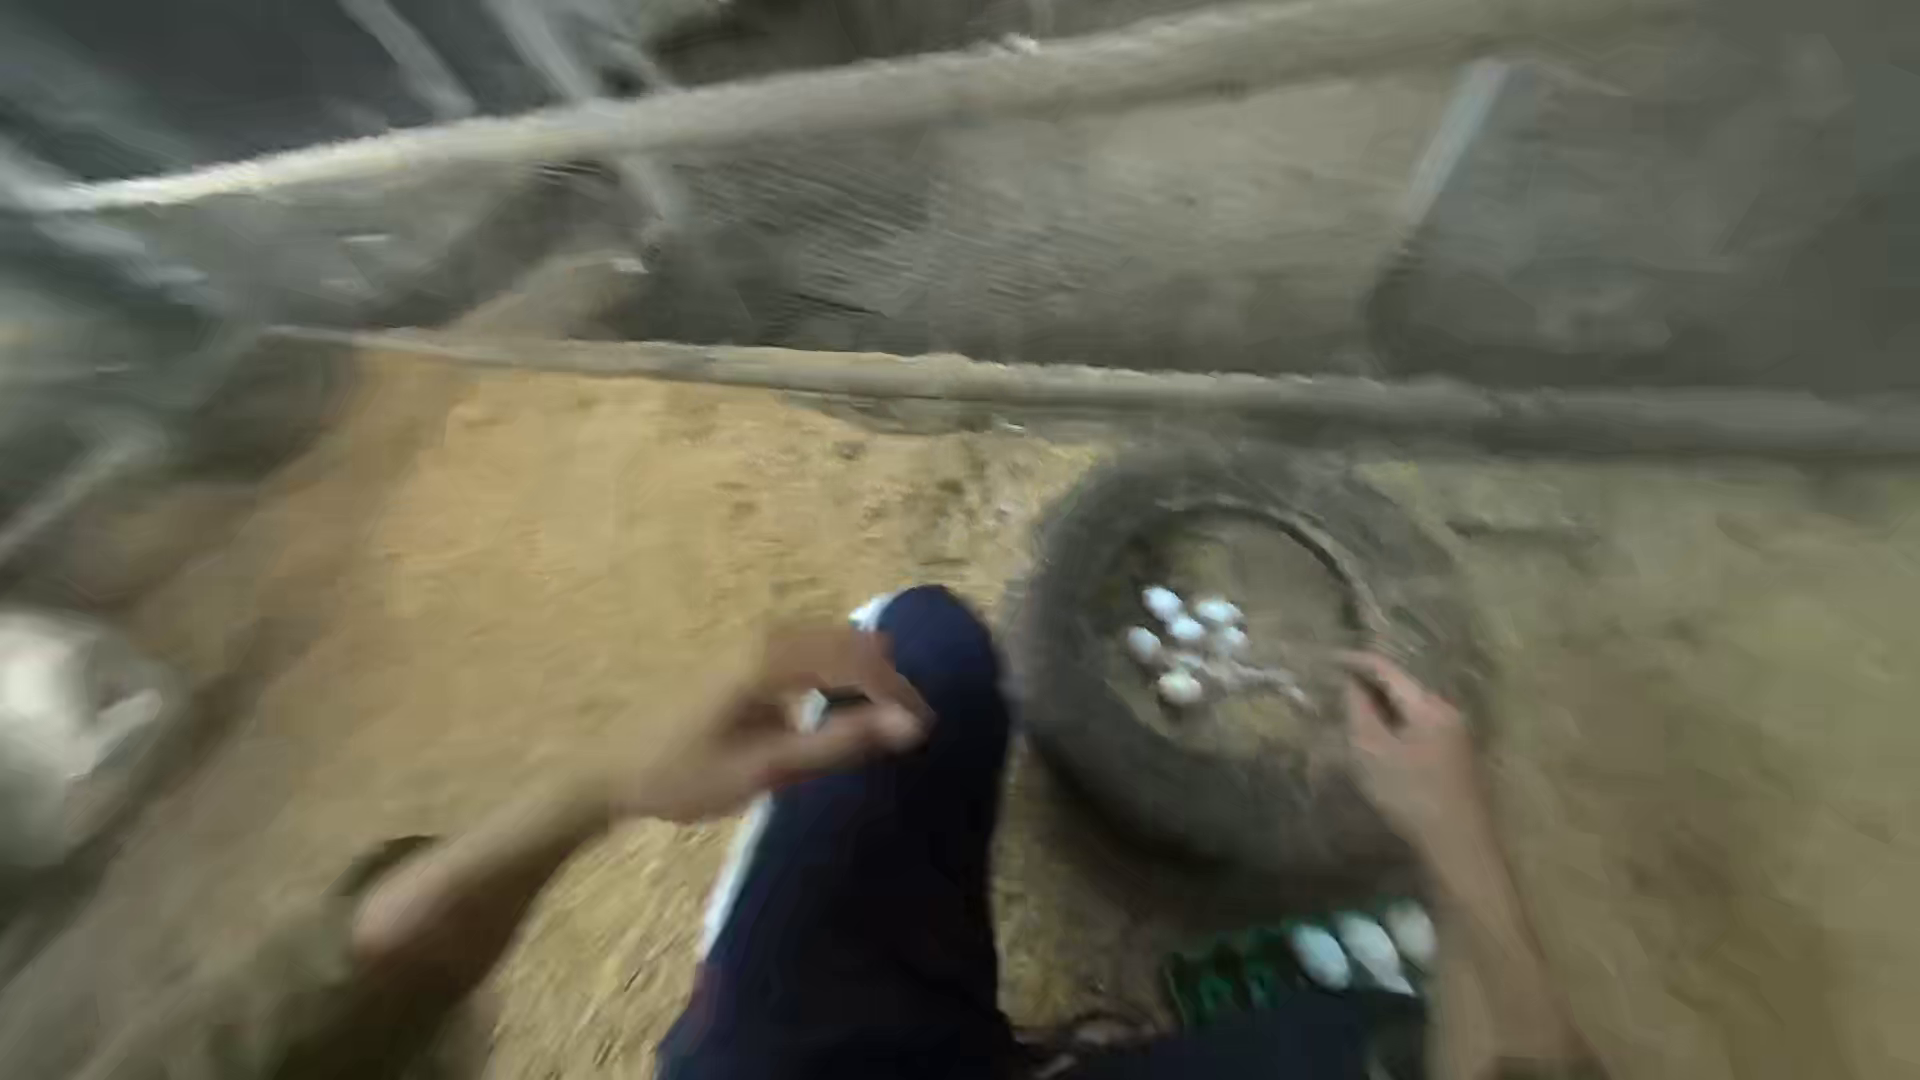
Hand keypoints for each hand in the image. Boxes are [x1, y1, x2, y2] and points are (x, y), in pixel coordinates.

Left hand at [612, 626, 932, 822]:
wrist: (612, 766)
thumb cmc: (687, 773)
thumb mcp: (768, 768)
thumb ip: (841, 742)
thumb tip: (908, 726)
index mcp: (775, 657)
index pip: (859, 660)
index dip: (897, 692)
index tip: (923, 727)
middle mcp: (772, 634)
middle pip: (853, 642)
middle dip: (887, 681)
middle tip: (908, 726)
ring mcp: (760, 637)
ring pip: (836, 640)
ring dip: (866, 674)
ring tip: (885, 716)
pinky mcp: (752, 648)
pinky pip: (817, 645)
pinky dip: (842, 669)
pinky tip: (843, 699)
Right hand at [1341, 652, 1489, 854]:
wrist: (1458, 848)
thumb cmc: (1409, 794)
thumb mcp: (1371, 748)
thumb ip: (1358, 708)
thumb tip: (1350, 681)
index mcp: (1430, 706)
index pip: (1386, 668)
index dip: (1352, 660)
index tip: (1324, 658)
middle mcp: (1448, 712)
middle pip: (1399, 684)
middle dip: (1365, 680)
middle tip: (1332, 682)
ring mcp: (1456, 734)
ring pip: (1407, 704)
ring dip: (1377, 701)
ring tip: (1347, 704)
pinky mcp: (1455, 754)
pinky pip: (1416, 722)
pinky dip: (1392, 719)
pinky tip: (1374, 732)